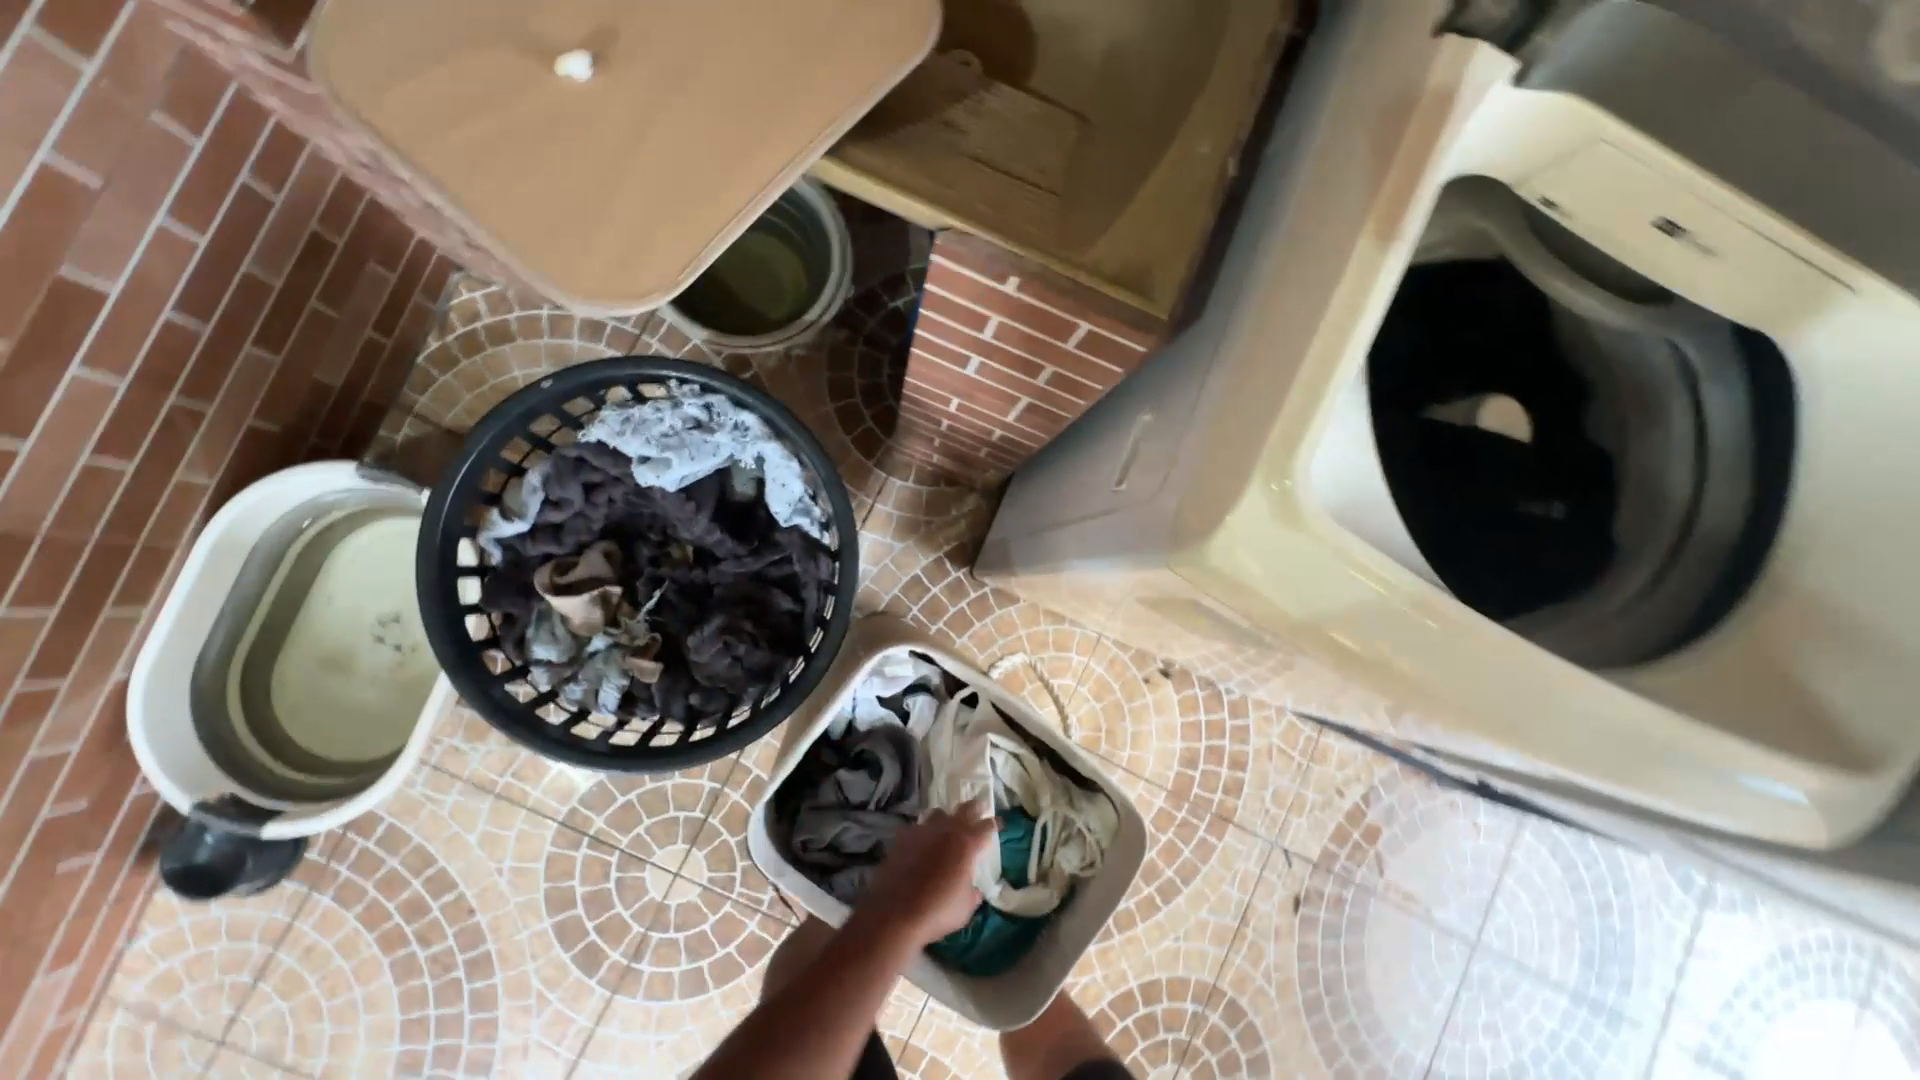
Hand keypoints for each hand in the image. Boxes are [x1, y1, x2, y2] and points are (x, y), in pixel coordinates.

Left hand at [857, 803, 996, 945]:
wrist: (896, 913)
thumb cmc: (938, 911)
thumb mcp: (965, 908)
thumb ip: (972, 894)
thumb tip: (974, 890)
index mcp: (966, 845)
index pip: (985, 828)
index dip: (993, 824)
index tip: (998, 822)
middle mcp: (946, 832)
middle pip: (964, 810)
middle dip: (974, 807)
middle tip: (979, 804)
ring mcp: (922, 832)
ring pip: (937, 814)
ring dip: (946, 816)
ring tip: (947, 821)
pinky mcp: (901, 839)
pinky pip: (916, 828)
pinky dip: (922, 832)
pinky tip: (921, 840)